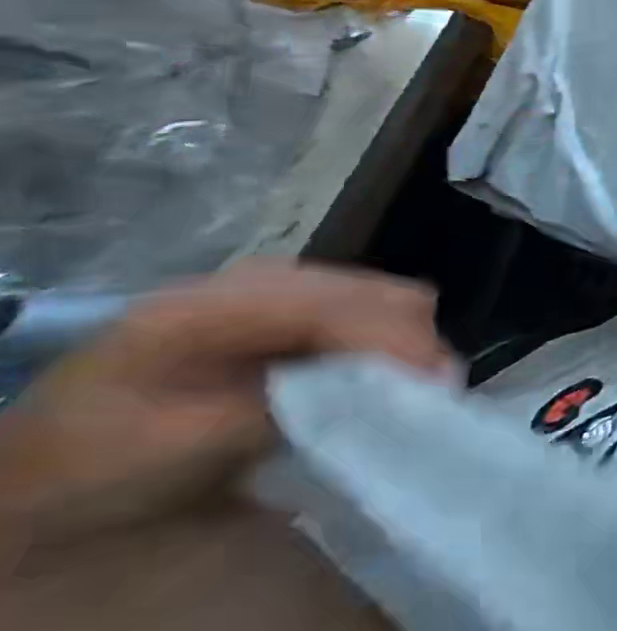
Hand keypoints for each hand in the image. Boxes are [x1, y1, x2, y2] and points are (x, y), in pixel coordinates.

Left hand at [0, 259, 452, 552]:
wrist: (49, 465)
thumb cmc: (100, 463)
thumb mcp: (176, 445)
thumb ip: (282, 409)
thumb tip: (387, 390)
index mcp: (204, 307)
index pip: (329, 307)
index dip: (392, 339)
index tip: (439, 381)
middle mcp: (253, 278)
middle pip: (372, 291)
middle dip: (413, 342)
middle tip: (431, 395)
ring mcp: (279, 283)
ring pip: (384, 296)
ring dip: (406, 342)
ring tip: (410, 389)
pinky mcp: (299, 299)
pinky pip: (372, 309)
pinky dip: (390, 342)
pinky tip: (380, 375)